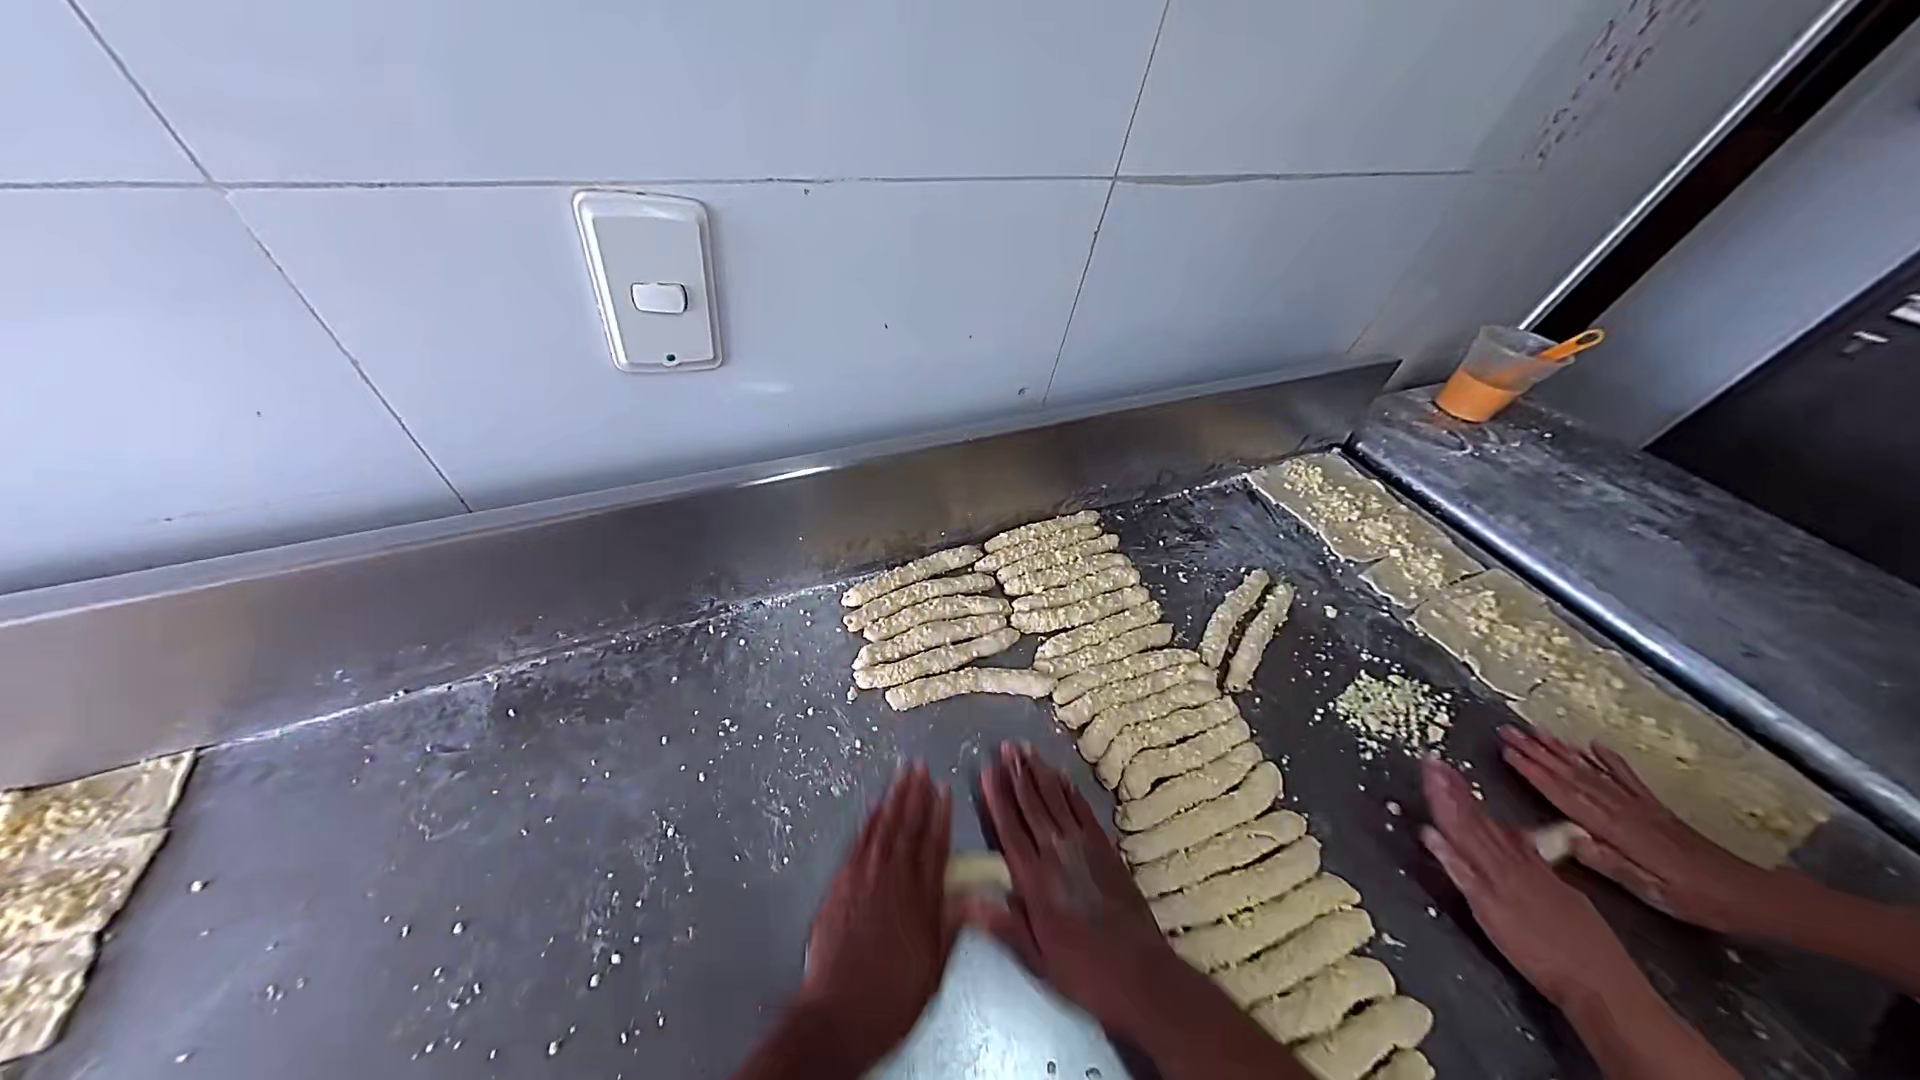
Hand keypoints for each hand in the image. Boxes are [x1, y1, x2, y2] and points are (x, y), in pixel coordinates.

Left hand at [796, 764, 955, 1068]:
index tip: (944, 789)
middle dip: (916, 794)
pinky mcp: (841, 883)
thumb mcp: (935, 965)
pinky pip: (859, 841)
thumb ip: (953, 923)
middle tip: (920, 766)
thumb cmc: (893, 994)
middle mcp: (894, 878)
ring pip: (883, 827)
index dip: (940, 814)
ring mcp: (864, 877)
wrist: (838, 1013)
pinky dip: (868, 820)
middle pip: (908, 827)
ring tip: (901, 773)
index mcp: (921, 897)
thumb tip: (979, 895)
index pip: (935, 845)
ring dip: (894, 797)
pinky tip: (874, 805)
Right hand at [975, 742, 1185, 1041]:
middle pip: (1032, 805)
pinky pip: (1084, 810)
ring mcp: (1084, 847)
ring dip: (1040, 773)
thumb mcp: (1037, 958)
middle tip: (1006, 746)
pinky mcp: (1105, 848)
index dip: (996, 797)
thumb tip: (970, 898)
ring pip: (1057, 800)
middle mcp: (1057, 853)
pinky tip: (1062, 775)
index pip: (1009, 828)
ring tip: (1027, 750)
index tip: (986, 770)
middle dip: (1016, 773)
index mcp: (1035, 879)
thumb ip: (1005, 923)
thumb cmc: (1083, 970)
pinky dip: (1071, 790)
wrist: (1141, 973)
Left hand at [1420, 758, 1646, 1008]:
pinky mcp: (1491, 908)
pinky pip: (1464, 876)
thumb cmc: (1590, 950)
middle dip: (1451, 791)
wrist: (1607, 989)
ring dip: (1446, 808)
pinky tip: (1428, 834)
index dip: (1468, 796)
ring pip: (1468, 838)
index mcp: (1532, 866)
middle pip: (1477, 822)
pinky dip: (1447, 854)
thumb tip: (1522, 843)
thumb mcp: (1566, 897)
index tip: (1447, 772)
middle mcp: (1514, 868)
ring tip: (1429, 780)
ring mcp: (1500, 885)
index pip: (1493, 822)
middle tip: (1431, 763)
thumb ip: (1540, 868)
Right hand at [1498, 726, 1776, 934]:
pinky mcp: (1655, 808)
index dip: (1532, 771)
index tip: (1505, 751)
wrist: (1756, 897)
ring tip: (1534, 729)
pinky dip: (1608, 760)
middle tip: (1506, 729)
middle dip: (1536, 750)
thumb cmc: (1699, 900)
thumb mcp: (1653, 891)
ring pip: (1591, 771)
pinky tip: (1593, 745)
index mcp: (1616, 830)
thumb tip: (1568, 837)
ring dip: (1559, 749)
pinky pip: (1626, 778)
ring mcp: (1640, 806)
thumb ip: (1609, 863)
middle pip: (1571, 775)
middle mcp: (1623, 810)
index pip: (1564, 794)